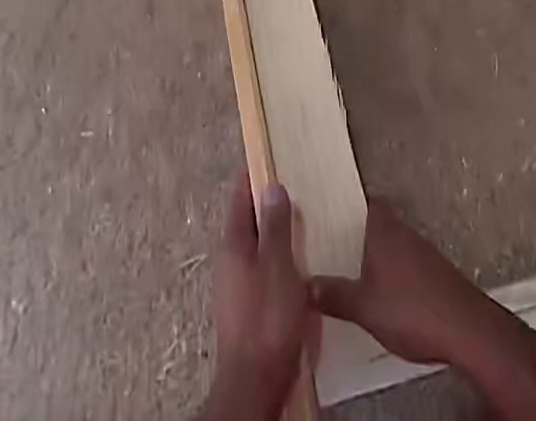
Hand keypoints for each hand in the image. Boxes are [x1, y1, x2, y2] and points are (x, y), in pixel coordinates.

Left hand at [200, 174, 308, 420]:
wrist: (256, 380)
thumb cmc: (268, 317)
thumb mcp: (278, 265)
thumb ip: (275, 226)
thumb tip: (272, 187)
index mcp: (234, 243)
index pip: (240, 197)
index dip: (254, 174)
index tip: (272, 155)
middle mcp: (231, 259)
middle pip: (248, 218)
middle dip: (268, 200)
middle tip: (297, 183)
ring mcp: (238, 282)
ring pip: (257, 243)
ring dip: (275, 228)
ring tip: (304, 217)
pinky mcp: (249, 302)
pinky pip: (264, 264)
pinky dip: (279, 253)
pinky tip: (301, 259)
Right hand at [311, 199, 527, 369]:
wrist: (467, 331)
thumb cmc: (412, 310)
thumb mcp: (364, 307)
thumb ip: (334, 296)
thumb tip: (307, 287)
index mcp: (385, 231)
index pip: (371, 200)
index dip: (354, 198)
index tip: (335, 202)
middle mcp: (405, 234)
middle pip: (380, 221)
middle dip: (359, 230)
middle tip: (334, 239)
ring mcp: (424, 254)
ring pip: (394, 243)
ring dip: (377, 253)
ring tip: (352, 268)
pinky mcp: (436, 275)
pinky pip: (407, 264)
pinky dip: (393, 272)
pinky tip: (383, 293)